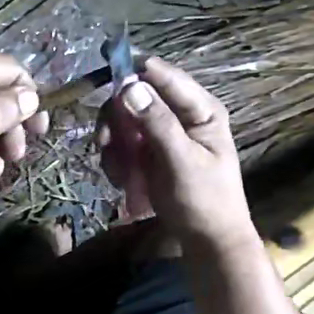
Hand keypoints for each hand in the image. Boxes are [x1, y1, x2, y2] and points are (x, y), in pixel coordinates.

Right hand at [97, 57, 255, 251]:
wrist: (208, 242)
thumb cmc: (204, 200)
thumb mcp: (182, 161)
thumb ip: (158, 122)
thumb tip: (129, 85)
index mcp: (200, 109)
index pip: (163, 75)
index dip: (133, 71)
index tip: (104, 76)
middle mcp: (180, 114)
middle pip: (136, 96)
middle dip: (118, 119)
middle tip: (106, 143)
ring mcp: (163, 133)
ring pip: (124, 121)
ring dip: (115, 145)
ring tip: (120, 172)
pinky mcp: (149, 153)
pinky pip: (122, 144)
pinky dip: (117, 161)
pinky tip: (124, 181)